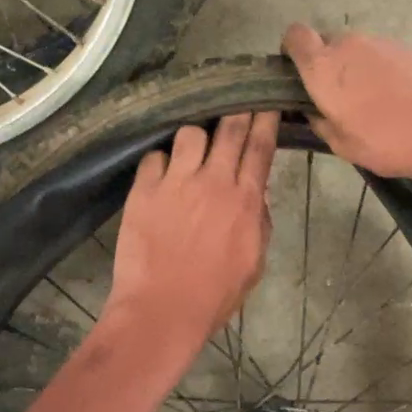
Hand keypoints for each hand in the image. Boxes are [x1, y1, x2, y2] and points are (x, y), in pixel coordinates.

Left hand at [104, 112, 279, 339]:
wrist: (162, 311)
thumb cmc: (215, 295)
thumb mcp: (254, 262)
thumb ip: (259, 222)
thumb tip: (257, 194)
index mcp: (245, 201)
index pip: (260, 148)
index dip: (266, 120)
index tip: (267, 102)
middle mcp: (213, 181)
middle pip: (229, 129)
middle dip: (236, 110)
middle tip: (237, 101)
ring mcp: (176, 182)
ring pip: (189, 134)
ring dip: (195, 137)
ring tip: (192, 147)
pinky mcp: (144, 190)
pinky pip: (154, 157)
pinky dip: (161, 161)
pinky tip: (162, 174)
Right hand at [282, 23, 411, 178]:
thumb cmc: (385, 141)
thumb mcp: (342, 145)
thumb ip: (321, 123)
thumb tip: (316, 112)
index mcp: (323, 67)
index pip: (295, 36)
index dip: (293, 49)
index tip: (299, 71)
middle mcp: (349, 45)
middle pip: (328, 42)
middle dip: (328, 63)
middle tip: (339, 97)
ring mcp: (382, 42)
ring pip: (359, 49)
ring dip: (358, 68)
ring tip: (375, 102)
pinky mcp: (409, 48)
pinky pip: (385, 55)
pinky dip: (384, 70)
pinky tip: (399, 98)